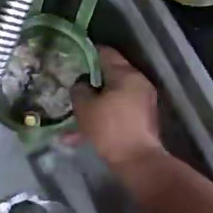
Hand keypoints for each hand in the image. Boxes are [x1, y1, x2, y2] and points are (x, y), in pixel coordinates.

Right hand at [70, 46, 163, 169]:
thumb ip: (79, 90)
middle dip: (89, 79)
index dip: (87, 52)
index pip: (105, 53)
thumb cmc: (109, 127)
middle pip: (110, 74)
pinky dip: (101, 115)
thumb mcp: (85, 106)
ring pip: (112, 94)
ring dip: (94, 100)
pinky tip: (80, 132)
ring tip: (73, 110)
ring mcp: (142, 101)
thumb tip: (81, 84)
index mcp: (126, 75)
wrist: (136, 160)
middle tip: (70, 83)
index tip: (71, 55)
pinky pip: (116, 110)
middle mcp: (138, 83)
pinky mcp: (141, 118)